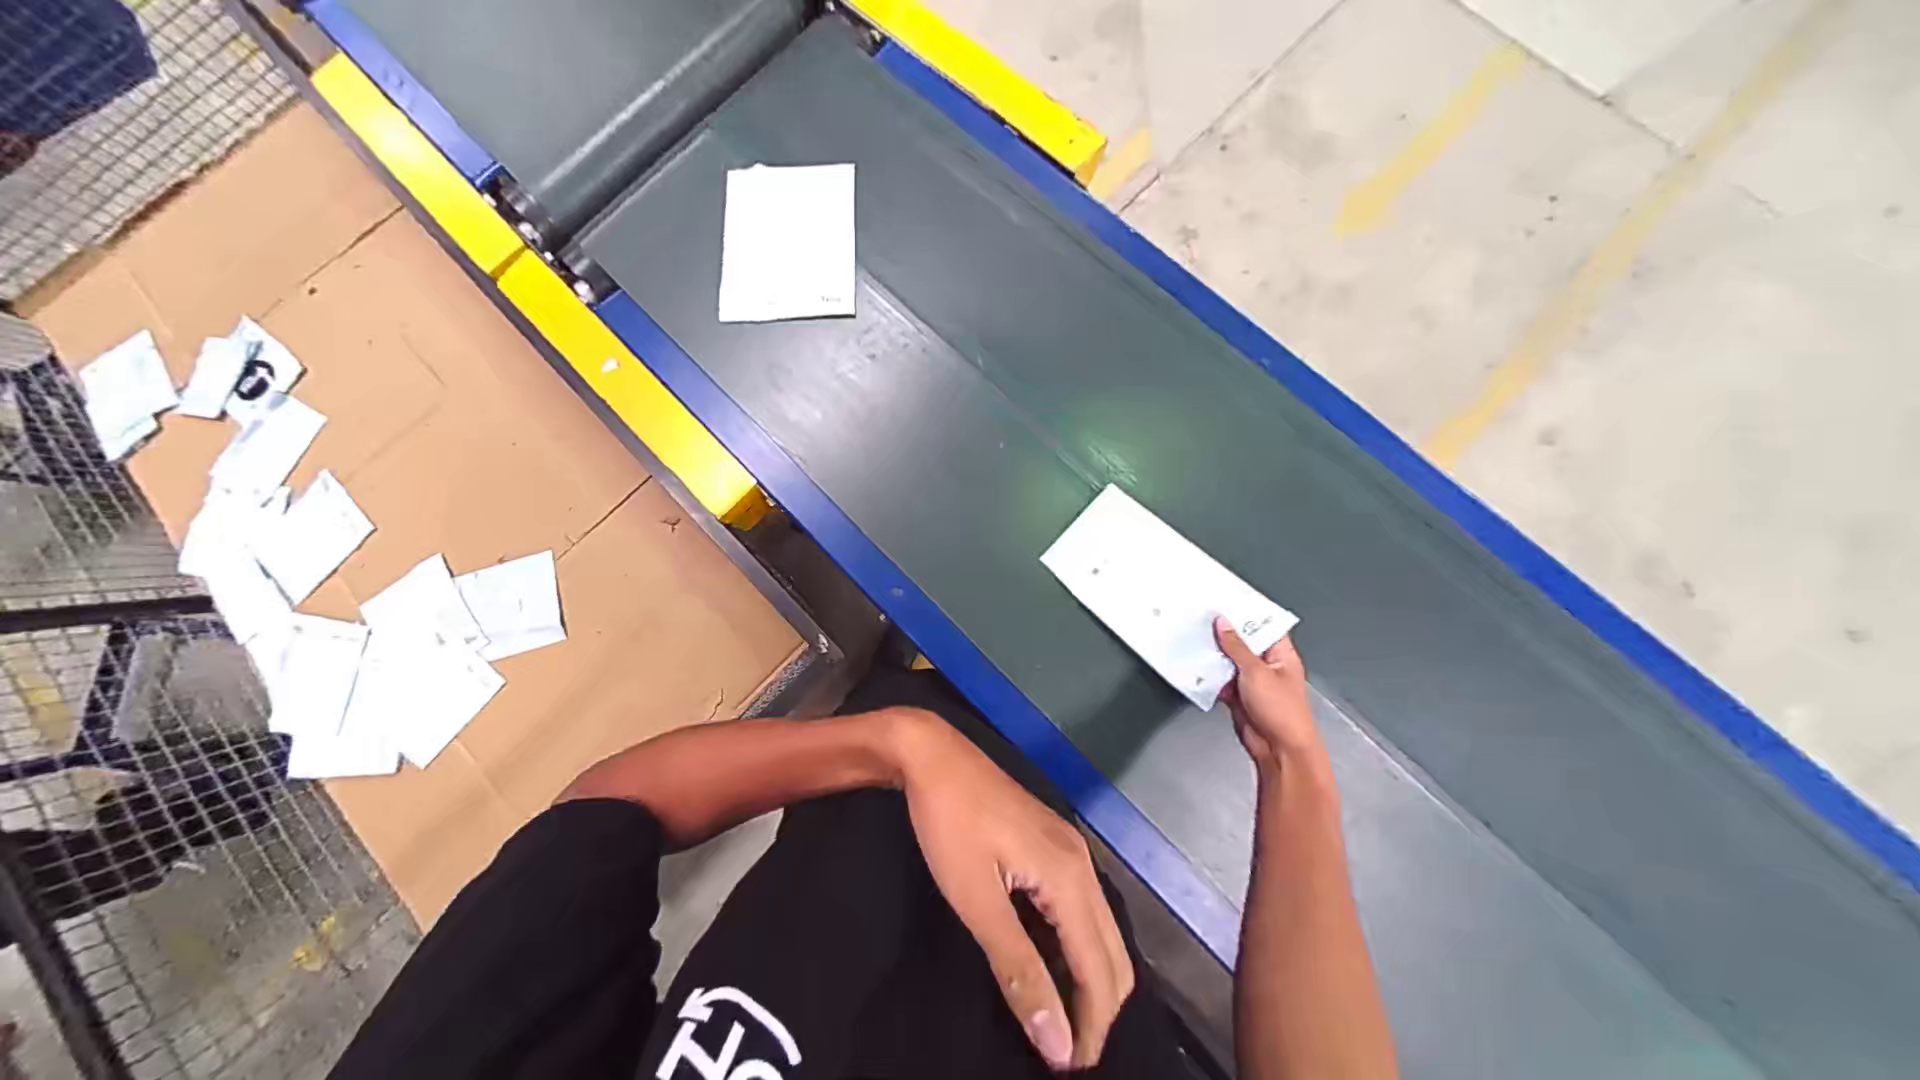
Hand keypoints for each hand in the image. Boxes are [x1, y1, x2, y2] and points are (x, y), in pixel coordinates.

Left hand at [889, 710, 1134, 1070]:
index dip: (1091, 1028)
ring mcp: (1071, 848)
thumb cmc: (949, 827)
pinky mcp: (1054, 842)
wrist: (933, 755)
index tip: (1066, 1069)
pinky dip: (1077, 945)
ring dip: (1089, 977)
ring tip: (1058, 1014)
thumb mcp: (976, 900)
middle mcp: (1083, 863)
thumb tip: (1058, 1043)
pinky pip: (1084, 907)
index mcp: (1070, 878)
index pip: (1100, 972)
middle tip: (1062, 1050)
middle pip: (1115, 954)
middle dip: (1099, 1009)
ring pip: (1103, 930)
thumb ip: (1018, 967)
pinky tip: (1050, 957)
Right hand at [1213, 617, 1322, 771]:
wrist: (1278, 750)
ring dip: (1215, 656)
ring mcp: (1252, 682)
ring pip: (1229, 662)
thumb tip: (1224, 624)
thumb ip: (1236, 647)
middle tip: (1204, 619)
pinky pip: (1220, 680)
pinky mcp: (1239, 696)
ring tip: (1196, 640)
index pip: (1264, 626)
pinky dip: (1210, 676)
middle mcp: (1268, 666)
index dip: (1247, 614)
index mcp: (1282, 655)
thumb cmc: (1283, 712)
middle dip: (1225, 634)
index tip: (1226, 602)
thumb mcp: (1256, 671)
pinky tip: (1198, 667)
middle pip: (1243, 643)